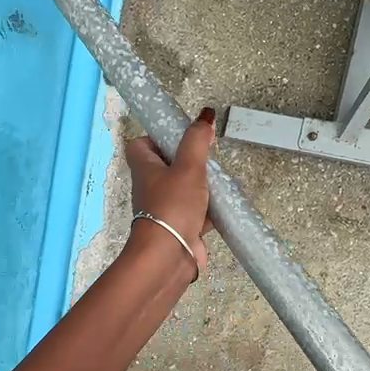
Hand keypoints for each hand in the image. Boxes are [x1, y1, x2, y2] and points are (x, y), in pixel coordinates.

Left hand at [125, 108, 216, 272]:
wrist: (169, 256)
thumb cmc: (173, 206)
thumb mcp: (188, 167)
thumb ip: (197, 140)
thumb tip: (206, 114)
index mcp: (144, 169)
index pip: (141, 145)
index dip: (157, 137)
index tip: (181, 136)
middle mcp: (151, 188)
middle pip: (168, 166)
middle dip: (190, 161)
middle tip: (209, 158)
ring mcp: (166, 209)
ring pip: (186, 190)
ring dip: (204, 186)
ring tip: (222, 180)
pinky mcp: (181, 227)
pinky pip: (198, 212)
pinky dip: (212, 209)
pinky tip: (229, 205)